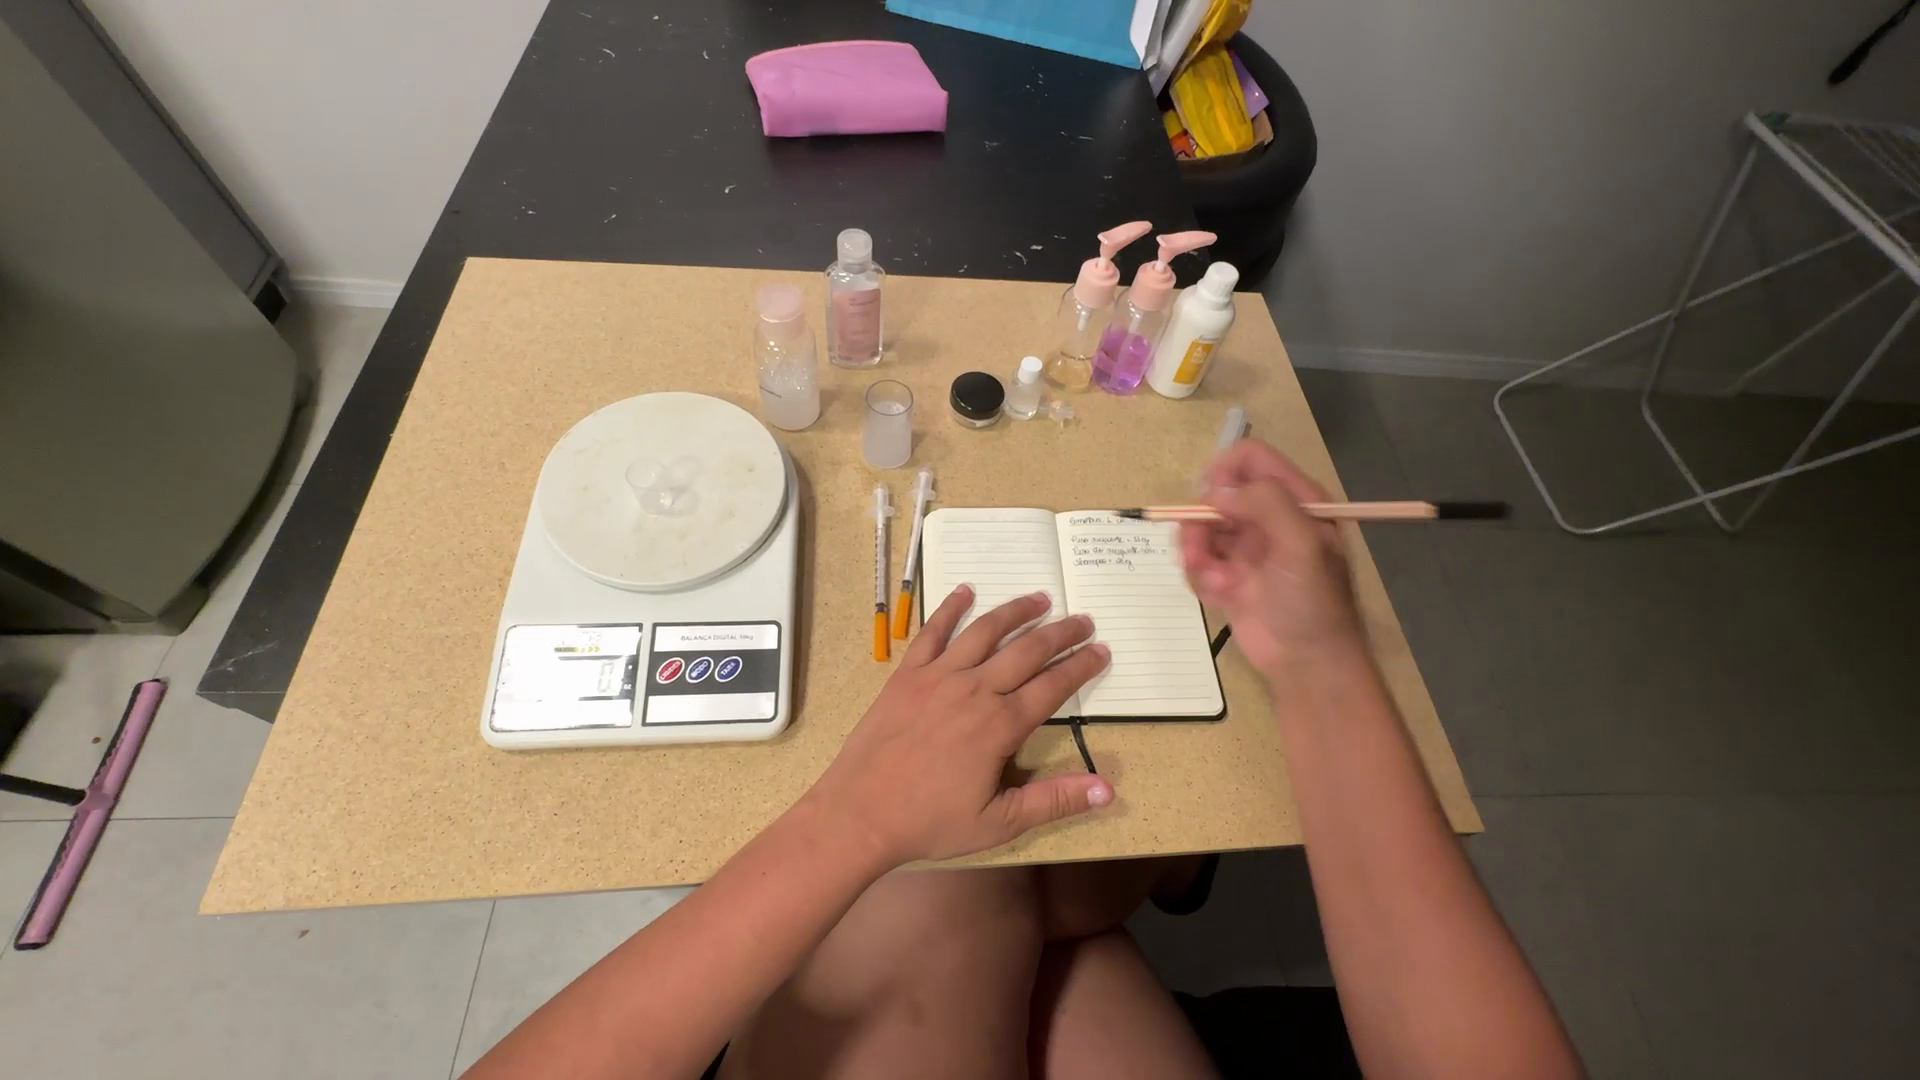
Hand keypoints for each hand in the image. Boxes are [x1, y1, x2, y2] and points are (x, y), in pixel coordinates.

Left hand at [807, 587, 1114, 866]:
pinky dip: (950, 609)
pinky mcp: (907, 674)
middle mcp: (974, 690)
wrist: (860, 813)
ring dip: (1015, 611)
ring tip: (1039, 598)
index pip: (1053, 686)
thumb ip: (1054, 801)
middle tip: (1083, 619)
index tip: (1101, 650)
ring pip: (985, 632)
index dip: (1081, 667)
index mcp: (1000, 725)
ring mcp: (938, 677)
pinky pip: (932, 633)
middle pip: (1027, 651)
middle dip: (1060, 633)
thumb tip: (1108, 788)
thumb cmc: (930, 822)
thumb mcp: (999, 823)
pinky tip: (965, 591)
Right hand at [1179, 440, 1364, 678]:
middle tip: (1201, 548)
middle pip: (1215, 492)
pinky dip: (1199, 576)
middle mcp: (1268, 517)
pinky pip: (1195, 559)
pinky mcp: (1226, 574)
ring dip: (1196, 552)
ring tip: (1213, 579)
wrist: (1306, 662)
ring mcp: (1245, 547)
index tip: (1212, 500)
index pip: (1251, 458)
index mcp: (1296, 500)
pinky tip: (1219, 595)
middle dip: (1201, 520)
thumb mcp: (1301, 544)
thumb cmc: (1313, 602)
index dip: (1225, 471)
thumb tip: (1215, 491)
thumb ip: (1265, 503)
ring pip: (1199, 527)